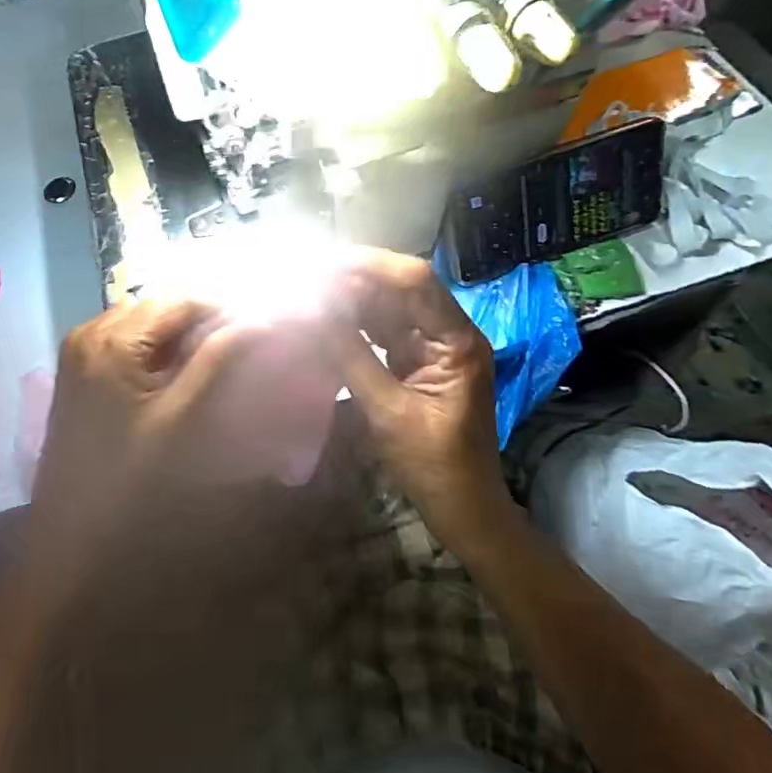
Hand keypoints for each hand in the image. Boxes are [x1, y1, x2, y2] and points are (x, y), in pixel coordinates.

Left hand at [30, 298, 248, 559]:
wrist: (70, 545)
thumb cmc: (130, 485)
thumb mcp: (182, 421)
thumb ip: (219, 363)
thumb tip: (258, 320)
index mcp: (110, 340)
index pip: (182, 301)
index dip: (225, 315)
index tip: (258, 342)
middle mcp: (88, 333)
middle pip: (160, 311)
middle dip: (202, 329)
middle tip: (238, 362)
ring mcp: (78, 355)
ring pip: (146, 328)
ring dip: (181, 343)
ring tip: (212, 375)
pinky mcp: (78, 377)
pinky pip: (127, 348)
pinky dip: (157, 358)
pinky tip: (176, 387)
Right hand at [330, 249, 510, 544]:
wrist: (464, 510)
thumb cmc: (434, 466)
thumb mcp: (388, 412)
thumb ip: (351, 358)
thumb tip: (313, 314)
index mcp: (457, 341)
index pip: (416, 282)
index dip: (372, 265)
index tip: (326, 262)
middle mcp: (448, 335)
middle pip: (400, 291)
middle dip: (355, 280)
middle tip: (307, 277)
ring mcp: (432, 350)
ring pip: (388, 310)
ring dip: (351, 302)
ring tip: (309, 294)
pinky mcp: (416, 365)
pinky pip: (382, 334)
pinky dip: (355, 328)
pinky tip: (325, 322)